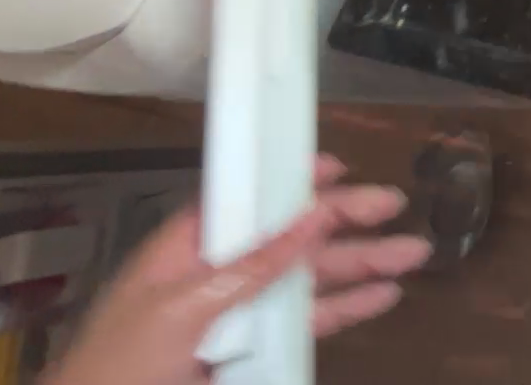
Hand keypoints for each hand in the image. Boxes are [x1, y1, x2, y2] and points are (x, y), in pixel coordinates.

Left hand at [42, 155, 431, 384]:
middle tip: (397, 204)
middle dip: (349, 218)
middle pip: (295, 234)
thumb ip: (252, 264)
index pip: (249, 200)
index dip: (294, 179)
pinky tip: (385, 296)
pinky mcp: (257, 347)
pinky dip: (351, 306)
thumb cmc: (116, 370)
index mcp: (190, 251)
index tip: (340, 166)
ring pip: (314, 275)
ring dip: (365, 262)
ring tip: (414, 254)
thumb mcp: (179, 312)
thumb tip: (315, 214)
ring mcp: (241, 311)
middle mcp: (222, 273)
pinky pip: (311, 318)